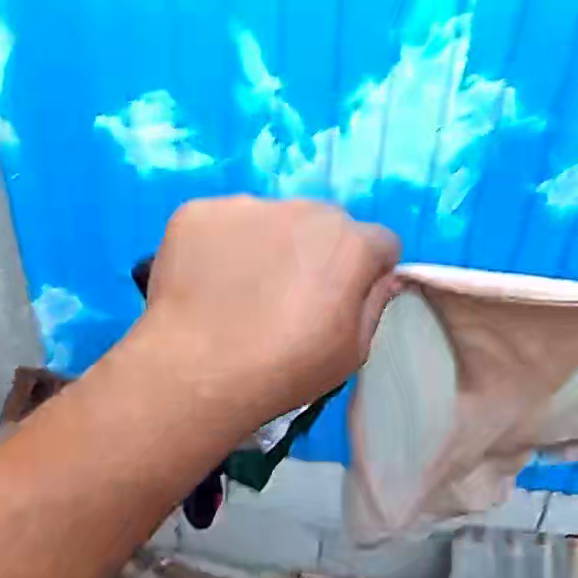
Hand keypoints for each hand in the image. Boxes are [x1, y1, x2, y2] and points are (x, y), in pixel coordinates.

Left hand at [127, 197, 399, 425]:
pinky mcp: (198, 212)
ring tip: (241, 294)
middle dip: (317, 253)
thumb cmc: (285, 370)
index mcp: (351, 243)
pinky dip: (220, 247)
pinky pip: (222, 224)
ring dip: (268, 245)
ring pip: (271, 220)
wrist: (198, 371)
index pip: (379, 243)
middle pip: (324, 225)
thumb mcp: (351, 353)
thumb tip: (380, 279)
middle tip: (288, 300)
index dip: (367, 273)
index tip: (342, 303)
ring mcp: (246, 205)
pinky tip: (208, 285)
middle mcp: (304, 209)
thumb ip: (373, 306)